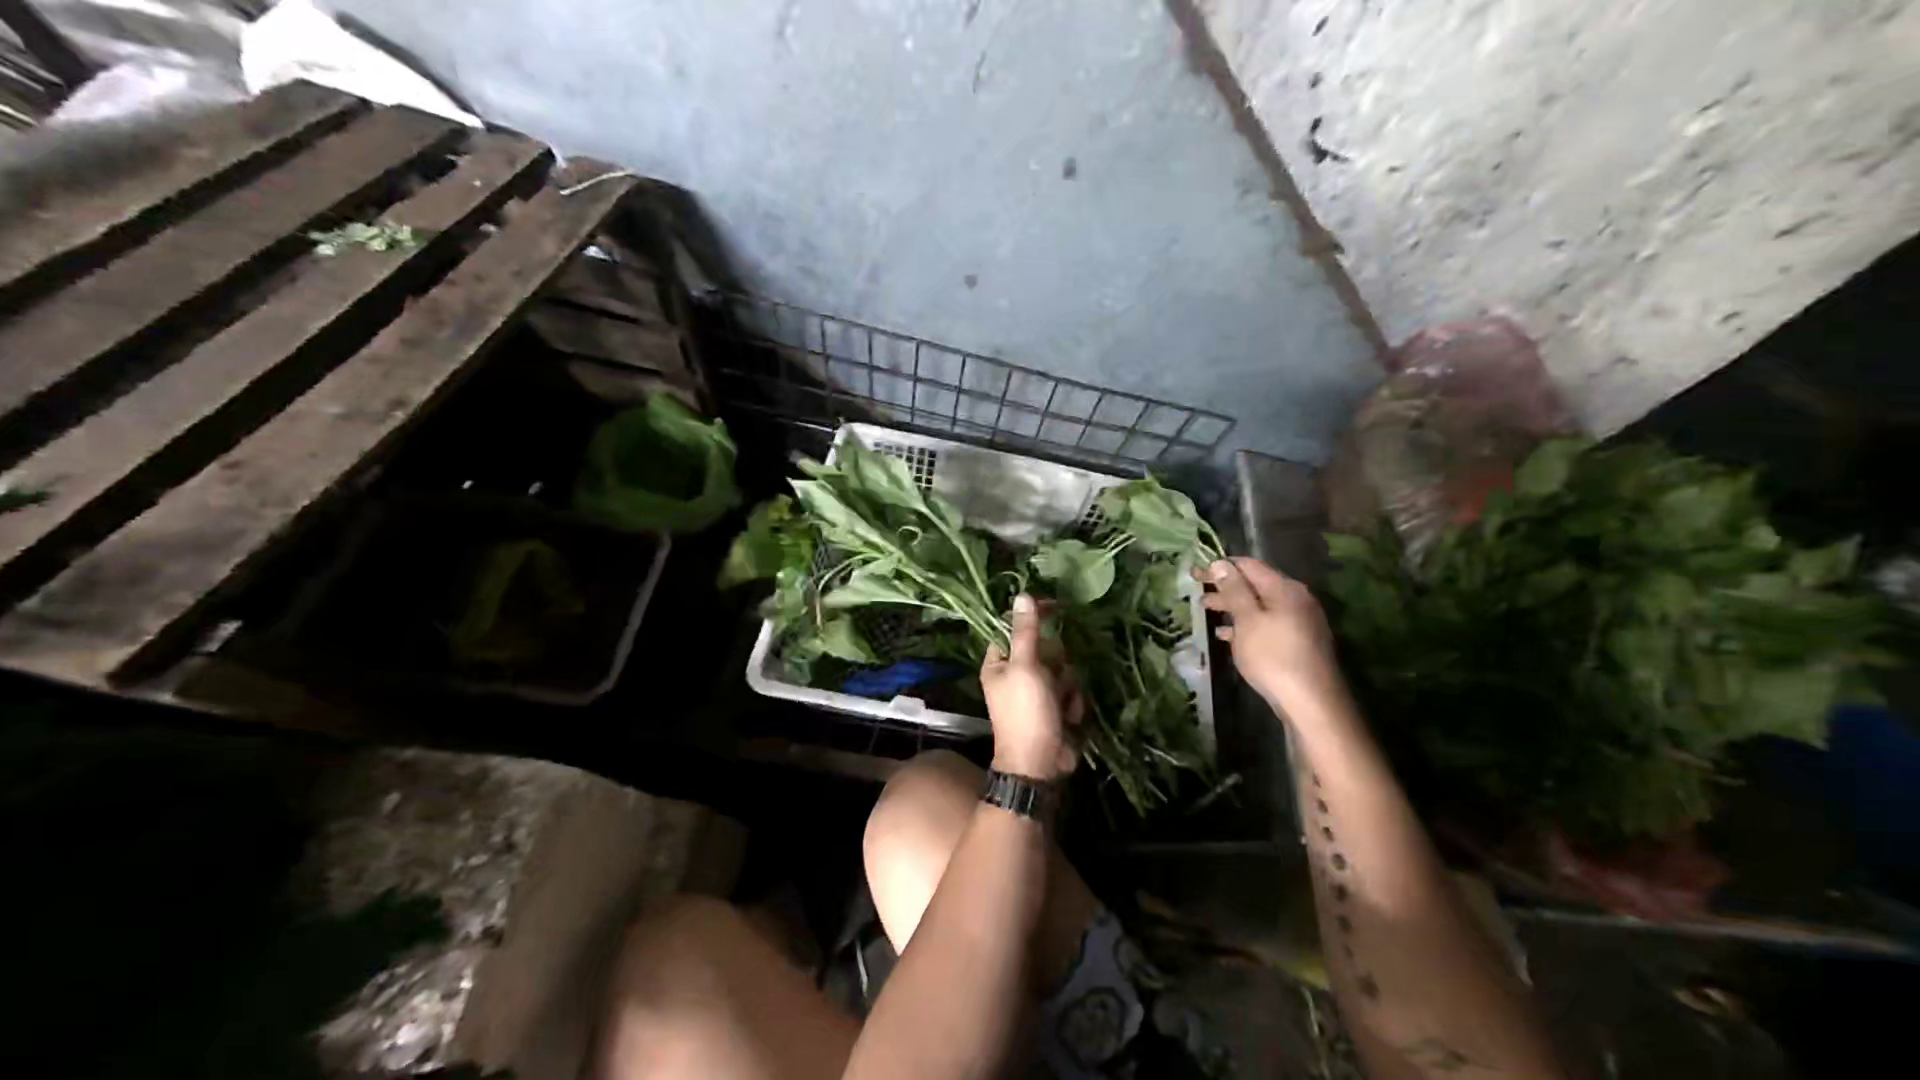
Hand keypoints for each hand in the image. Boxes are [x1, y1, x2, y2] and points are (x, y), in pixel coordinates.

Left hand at [981, 594, 1082, 780]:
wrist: (1039, 765)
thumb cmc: (1026, 713)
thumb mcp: (1025, 667)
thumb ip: (1025, 631)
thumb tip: (1021, 594)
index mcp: (999, 663)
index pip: (1015, 628)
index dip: (1034, 618)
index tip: (1055, 608)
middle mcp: (1016, 674)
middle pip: (1045, 648)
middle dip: (1056, 662)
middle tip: (1052, 676)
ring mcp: (1037, 692)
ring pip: (1064, 669)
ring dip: (1067, 686)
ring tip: (1060, 704)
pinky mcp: (1056, 708)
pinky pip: (1072, 692)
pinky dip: (1072, 704)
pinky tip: (1068, 719)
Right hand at [1199, 557, 1344, 711]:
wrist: (1311, 702)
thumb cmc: (1273, 656)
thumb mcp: (1248, 620)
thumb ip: (1234, 590)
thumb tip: (1221, 563)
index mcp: (1284, 588)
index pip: (1249, 565)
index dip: (1221, 566)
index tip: (1197, 572)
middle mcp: (1296, 599)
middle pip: (1255, 584)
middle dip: (1225, 586)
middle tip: (1196, 590)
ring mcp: (1299, 621)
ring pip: (1259, 606)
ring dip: (1232, 606)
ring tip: (1206, 610)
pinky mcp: (1298, 642)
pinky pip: (1267, 623)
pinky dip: (1245, 625)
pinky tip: (1226, 635)